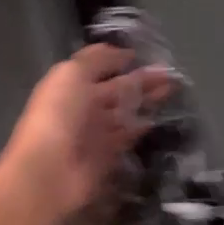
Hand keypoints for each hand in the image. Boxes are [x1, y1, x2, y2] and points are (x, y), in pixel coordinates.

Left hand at [0, 44, 172, 221]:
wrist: (50, 171)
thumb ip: (96, 59)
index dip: (120, 58)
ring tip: (174, 89)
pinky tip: (158, 118)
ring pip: (126, 110)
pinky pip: (128, 136)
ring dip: (147, 99)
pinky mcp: (108, 155)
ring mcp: (96, 130)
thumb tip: (124, 52)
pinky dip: (142, 126)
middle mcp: (84, 105)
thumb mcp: (72, 74)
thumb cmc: (59, 115)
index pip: (100, 66)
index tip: (146, 53)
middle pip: (118, 88)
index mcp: (72, 83)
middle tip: (171, 73)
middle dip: (143, 79)